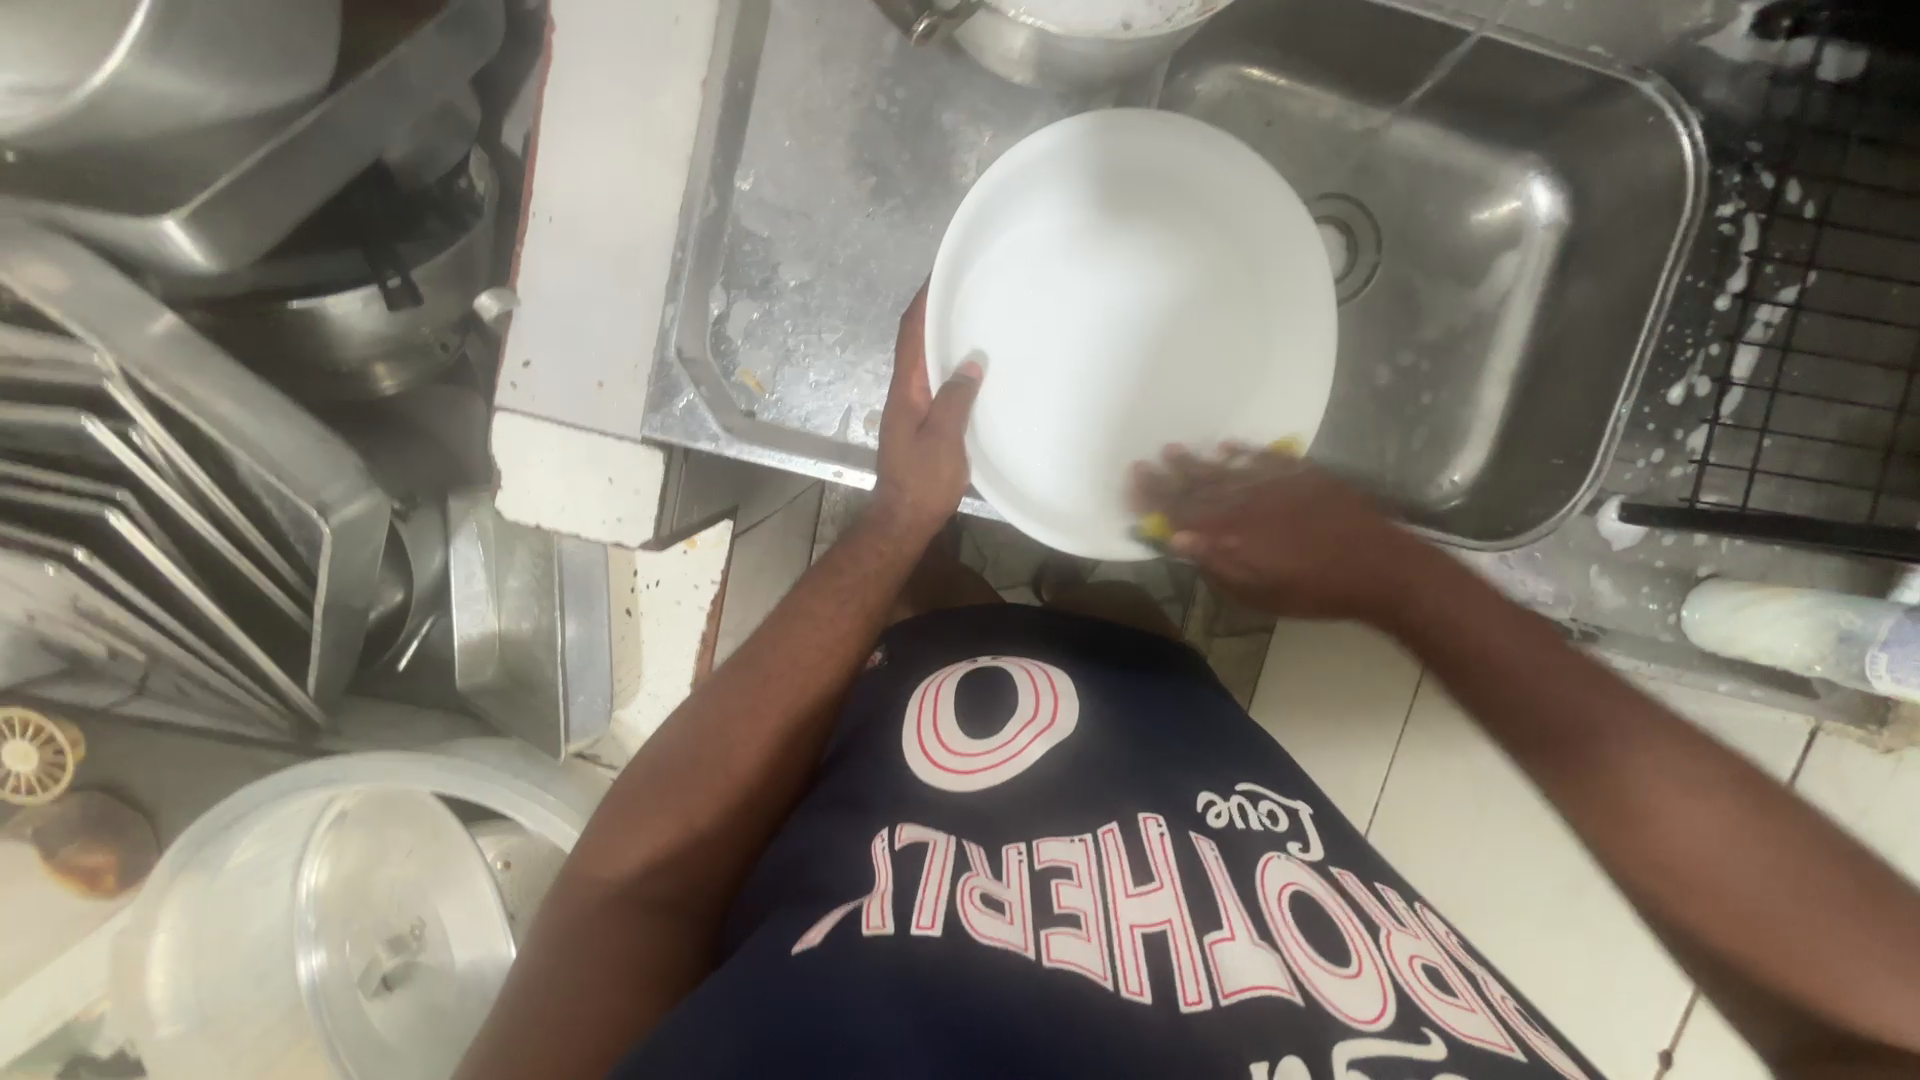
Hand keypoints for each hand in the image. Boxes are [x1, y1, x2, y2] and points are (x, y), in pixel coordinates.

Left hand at [872, 286, 983, 537]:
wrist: (903, 519)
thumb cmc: (923, 482)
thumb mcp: (944, 440)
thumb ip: (956, 399)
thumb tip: (971, 362)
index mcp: (906, 389)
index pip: (910, 333)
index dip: (922, 301)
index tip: (940, 273)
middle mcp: (904, 392)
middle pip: (916, 342)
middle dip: (934, 312)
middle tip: (965, 290)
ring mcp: (911, 408)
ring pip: (925, 362)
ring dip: (943, 338)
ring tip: (973, 320)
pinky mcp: (922, 423)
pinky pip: (935, 382)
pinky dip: (949, 365)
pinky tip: (971, 369)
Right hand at [1131, 445, 1433, 622]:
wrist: (1379, 566)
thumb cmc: (1313, 590)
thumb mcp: (1256, 592)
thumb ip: (1215, 563)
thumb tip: (1177, 539)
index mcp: (1230, 531)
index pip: (1180, 510)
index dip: (1154, 498)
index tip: (1133, 483)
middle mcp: (1246, 500)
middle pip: (1197, 485)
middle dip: (1167, 476)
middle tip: (1142, 463)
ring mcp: (1275, 483)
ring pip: (1225, 468)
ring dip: (1196, 461)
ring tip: (1172, 449)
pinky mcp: (1303, 475)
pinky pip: (1263, 458)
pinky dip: (1242, 452)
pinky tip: (1228, 446)